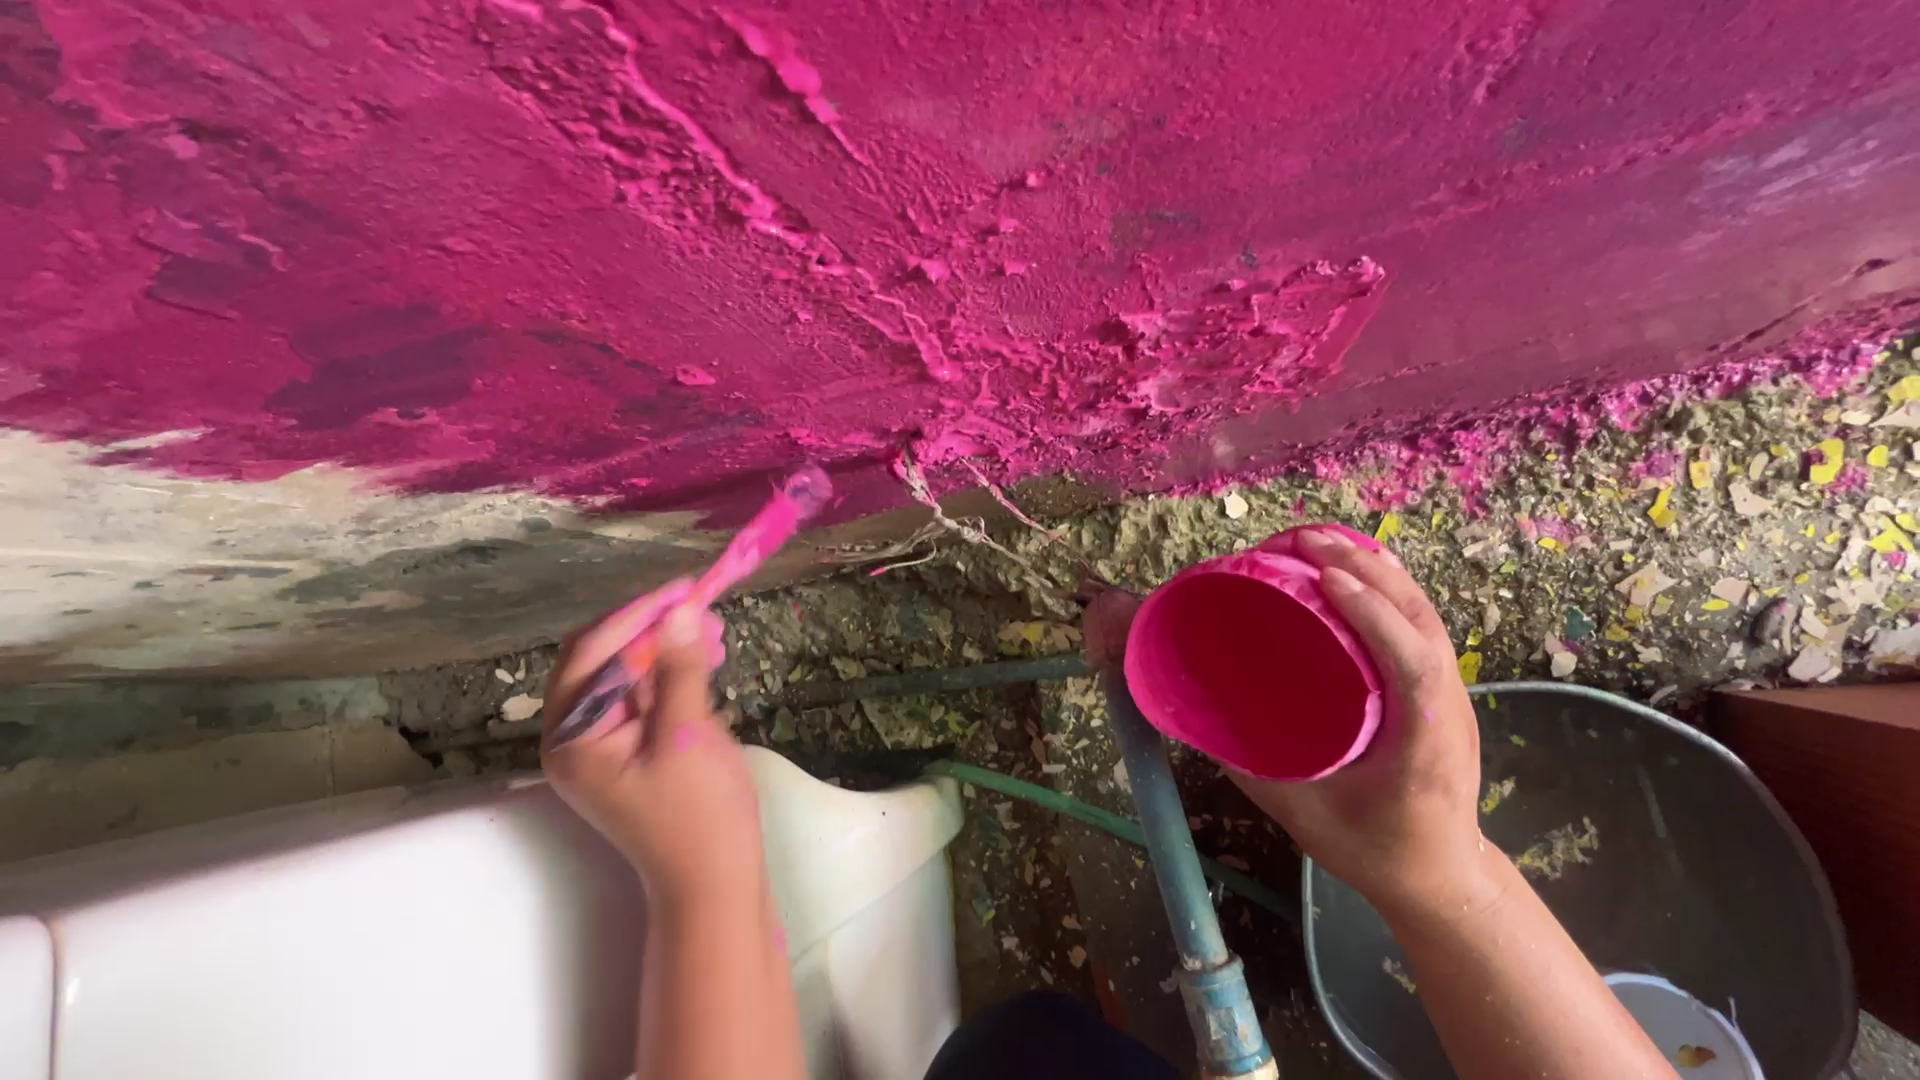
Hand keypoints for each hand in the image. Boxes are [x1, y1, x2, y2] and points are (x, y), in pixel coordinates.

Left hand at [542, 581, 766, 908]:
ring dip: (666, 647)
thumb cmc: (698, 815)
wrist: (714, 882)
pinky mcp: (629, 751)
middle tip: (702, 608)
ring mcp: (602, 746)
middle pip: (603, 660)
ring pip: (627, 675)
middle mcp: (575, 737)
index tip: (685, 588)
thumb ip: (680, 669)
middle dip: (652, 629)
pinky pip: (644, 697)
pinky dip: (672, 674)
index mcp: (572, 737)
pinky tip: (705, 659)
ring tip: (712, 631)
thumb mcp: (689, 735)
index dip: (638, 614)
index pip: (592, 653)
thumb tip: (680, 609)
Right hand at [1230, 528, 1489, 917]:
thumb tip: (1196, 713)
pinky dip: (1385, 584)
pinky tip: (1349, 567)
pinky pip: (1418, 621)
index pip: (1412, 662)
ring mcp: (1451, 692)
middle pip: (1420, 618)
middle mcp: (1446, 705)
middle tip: (1302, 539)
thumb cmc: (1374, 849)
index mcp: (1422, 742)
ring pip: (1423, 611)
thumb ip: (1250, 765)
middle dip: (1365, 568)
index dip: (1373, 613)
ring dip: (1375, 568)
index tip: (1325, 579)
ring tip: (1319, 540)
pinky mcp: (1440, 686)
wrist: (1441, 876)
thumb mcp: (1302, 815)